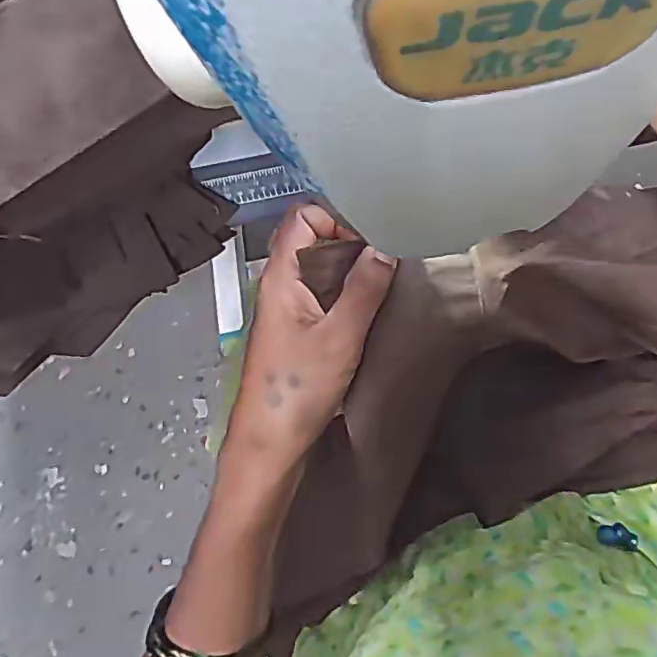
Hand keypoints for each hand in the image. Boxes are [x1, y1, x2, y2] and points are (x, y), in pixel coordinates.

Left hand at [222, 205, 396, 474]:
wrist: (271, 440)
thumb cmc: (295, 390)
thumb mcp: (340, 336)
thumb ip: (364, 288)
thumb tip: (386, 248)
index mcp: (281, 276)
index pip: (304, 216)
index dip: (339, 218)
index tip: (372, 237)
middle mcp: (281, 285)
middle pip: (315, 238)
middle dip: (353, 243)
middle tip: (384, 263)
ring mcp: (290, 306)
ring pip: (323, 267)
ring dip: (353, 270)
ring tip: (382, 286)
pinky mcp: (300, 328)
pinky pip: (326, 294)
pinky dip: (349, 293)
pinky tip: (369, 311)